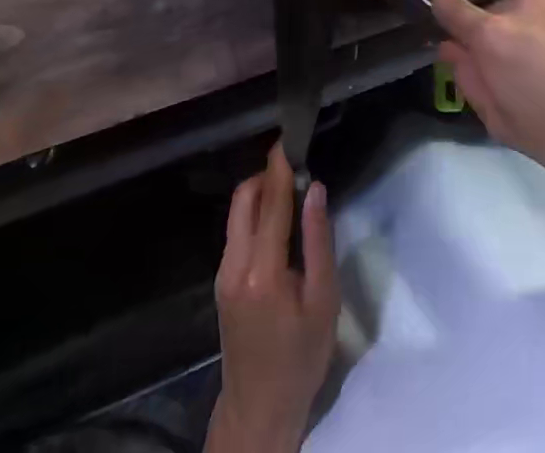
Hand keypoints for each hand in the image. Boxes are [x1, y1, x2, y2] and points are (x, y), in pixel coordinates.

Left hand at [207, 146, 338, 452]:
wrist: (259, 400)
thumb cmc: (303, 357)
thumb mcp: (324, 304)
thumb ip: (318, 243)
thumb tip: (314, 191)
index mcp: (263, 270)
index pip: (271, 204)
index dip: (278, 170)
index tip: (286, 144)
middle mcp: (234, 262)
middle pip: (243, 200)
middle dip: (264, 177)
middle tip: (290, 168)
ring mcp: (222, 269)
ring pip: (236, 215)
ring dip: (259, 196)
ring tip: (288, 192)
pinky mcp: (220, 278)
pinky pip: (235, 234)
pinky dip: (253, 218)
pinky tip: (275, 226)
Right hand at [431, 0, 544, 228]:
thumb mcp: (507, 127)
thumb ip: (470, 82)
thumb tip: (454, 51)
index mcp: (494, 35)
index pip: (447, 6)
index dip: (444, 21)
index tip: (456, 44)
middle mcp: (527, 8)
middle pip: (494, 16)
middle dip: (499, 41)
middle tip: (522, 83)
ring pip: (534, 19)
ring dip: (538, 40)